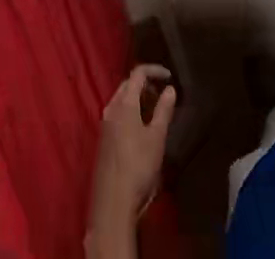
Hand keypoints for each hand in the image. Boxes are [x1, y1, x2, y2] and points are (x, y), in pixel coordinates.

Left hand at [92, 64, 177, 228]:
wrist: (113, 204)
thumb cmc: (139, 167)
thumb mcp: (157, 137)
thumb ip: (163, 110)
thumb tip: (170, 89)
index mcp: (124, 105)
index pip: (137, 74)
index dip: (154, 70)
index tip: (170, 76)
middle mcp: (110, 109)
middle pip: (127, 85)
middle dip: (145, 83)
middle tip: (163, 92)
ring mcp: (104, 125)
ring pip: (121, 99)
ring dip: (138, 97)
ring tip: (155, 108)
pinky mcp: (103, 140)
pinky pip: (117, 113)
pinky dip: (131, 110)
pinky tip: (142, 125)